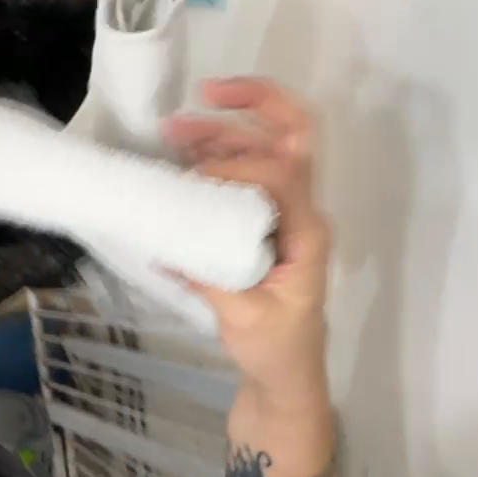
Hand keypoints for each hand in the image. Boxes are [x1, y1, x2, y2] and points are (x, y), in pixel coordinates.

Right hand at [162, 78, 331, 409]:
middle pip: (290, 138)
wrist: (286, 380)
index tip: (195, 178)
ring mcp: (285, 221)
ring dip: (225, 134)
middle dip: (250, 108)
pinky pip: (246, 185)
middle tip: (202, 97)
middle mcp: (302, 215)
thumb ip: (210, 278)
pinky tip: (183, 166)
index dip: (239, 163)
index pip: (282, 173)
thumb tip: (169, 244)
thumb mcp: (244, 319)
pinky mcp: (264, 233)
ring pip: (264, 155)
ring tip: (175, 132)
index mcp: (308, 233)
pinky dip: (217, 165)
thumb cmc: (276, 352)